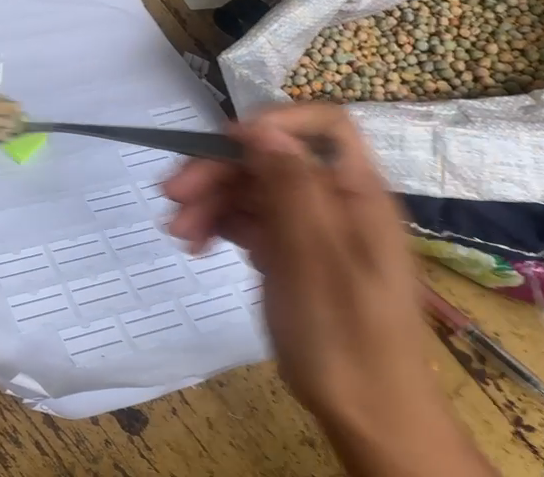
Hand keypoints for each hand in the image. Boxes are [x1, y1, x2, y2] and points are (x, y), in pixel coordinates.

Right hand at [163, 106, 489, 474]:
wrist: (372, 420)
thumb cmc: (347, 341)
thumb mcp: (315, 261)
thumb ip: (292, 188)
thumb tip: (260, 126)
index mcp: (356, 195)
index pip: (324, 126)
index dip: (274, 122)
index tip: (224, 143)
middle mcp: (335, 202)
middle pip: (271, 158)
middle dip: (219, 169)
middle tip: (171, 195)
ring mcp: (313, 230)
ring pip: (253, 189)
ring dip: (210, 201)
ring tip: (176, 232)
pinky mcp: (293, 256)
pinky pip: (251, 222)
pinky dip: (219, 226)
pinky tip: (196, 246)